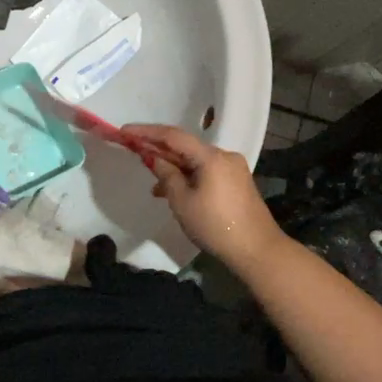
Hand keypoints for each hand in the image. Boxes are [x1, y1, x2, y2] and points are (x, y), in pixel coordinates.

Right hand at [125, 124, 282, 260]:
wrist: (257, 251)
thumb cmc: (215, 226)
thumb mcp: (182, 202)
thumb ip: (166, 175)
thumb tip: (155, 159)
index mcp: (211, 157)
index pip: (173, 136)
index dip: (146, 132)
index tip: (124, 130)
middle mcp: (224, 156)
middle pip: (185, 147)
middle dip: (159, 149)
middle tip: (133, 151)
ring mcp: (232, 169)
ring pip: (195, 161)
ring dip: (173, 167)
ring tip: (153, 184)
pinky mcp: (236, 182)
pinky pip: (205, 171)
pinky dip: (188, 177)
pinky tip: (174, 192)